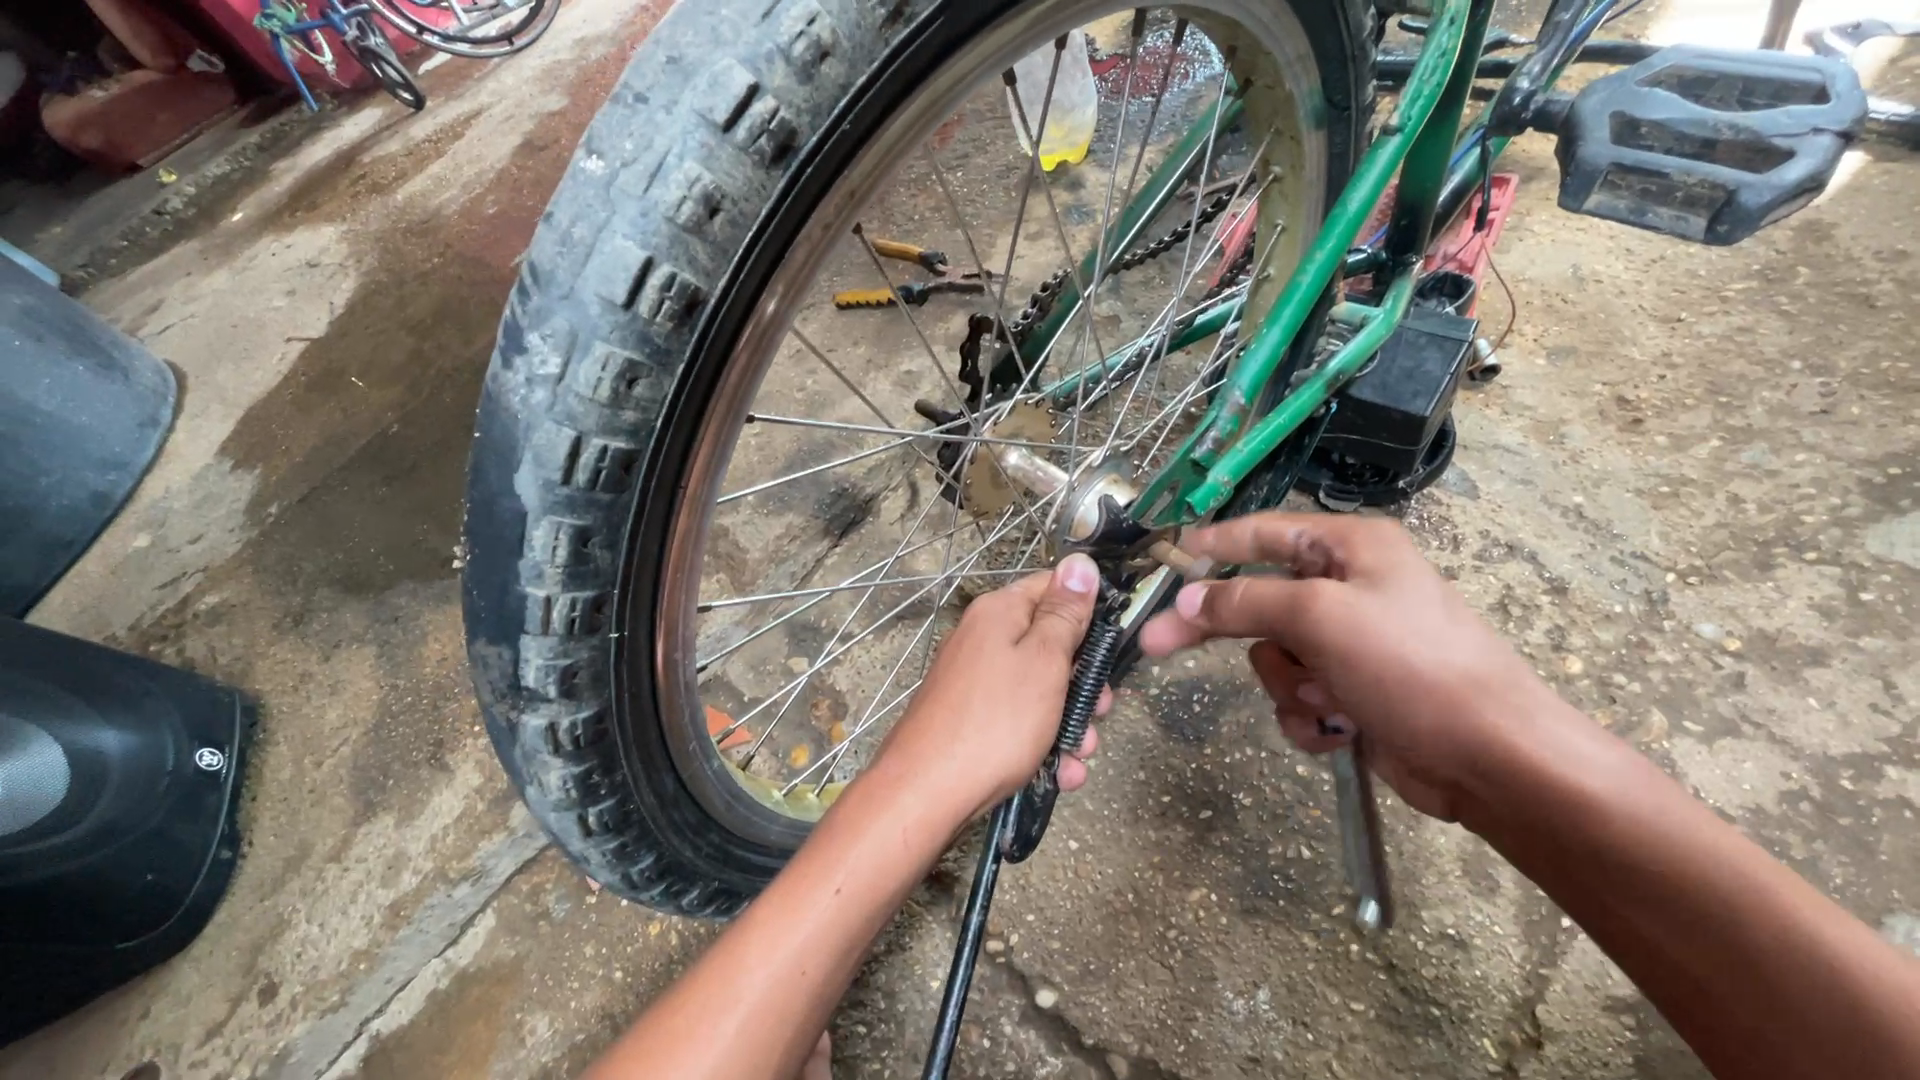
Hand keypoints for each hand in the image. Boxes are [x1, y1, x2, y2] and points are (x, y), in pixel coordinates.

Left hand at [875, 553, 1108, 823]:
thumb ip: (1065, 614)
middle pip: (1051, 645)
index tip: (1116, 644)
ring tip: (1079, 754)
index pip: (1053, 588)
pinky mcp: (973, 720)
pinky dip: (1043, 745)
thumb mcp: (1044, 661)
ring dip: (1070, 723)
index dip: (1089, 612)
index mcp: (999, 612)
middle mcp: (984, 639)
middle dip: (1084, 681)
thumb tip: (1080, 561)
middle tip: (1101, 708)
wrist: (926, 792)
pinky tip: (1060, 773)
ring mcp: (976, 682)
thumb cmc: (995, 721)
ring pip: (1041, 691)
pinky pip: (1020, 723)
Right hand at [1139, 513, 1554, 819]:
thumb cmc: (1411, 666)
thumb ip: (1244, 602)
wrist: (1490, 758)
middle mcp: (1348, 589)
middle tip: (1156, 645)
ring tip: (1331, 701)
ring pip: (1273, 657)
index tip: (1171, 554)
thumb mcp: (1320, 617)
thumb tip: (1185, 601)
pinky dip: (1310, 717)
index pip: (1265, 533)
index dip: (1216, 543)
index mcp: (1351, 549)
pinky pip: (1297, 698)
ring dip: (1291, 686)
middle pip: (1257, 601)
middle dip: (1227, 631)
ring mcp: (1350, 645)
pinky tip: (1341, 731)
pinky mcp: (1353, 693)